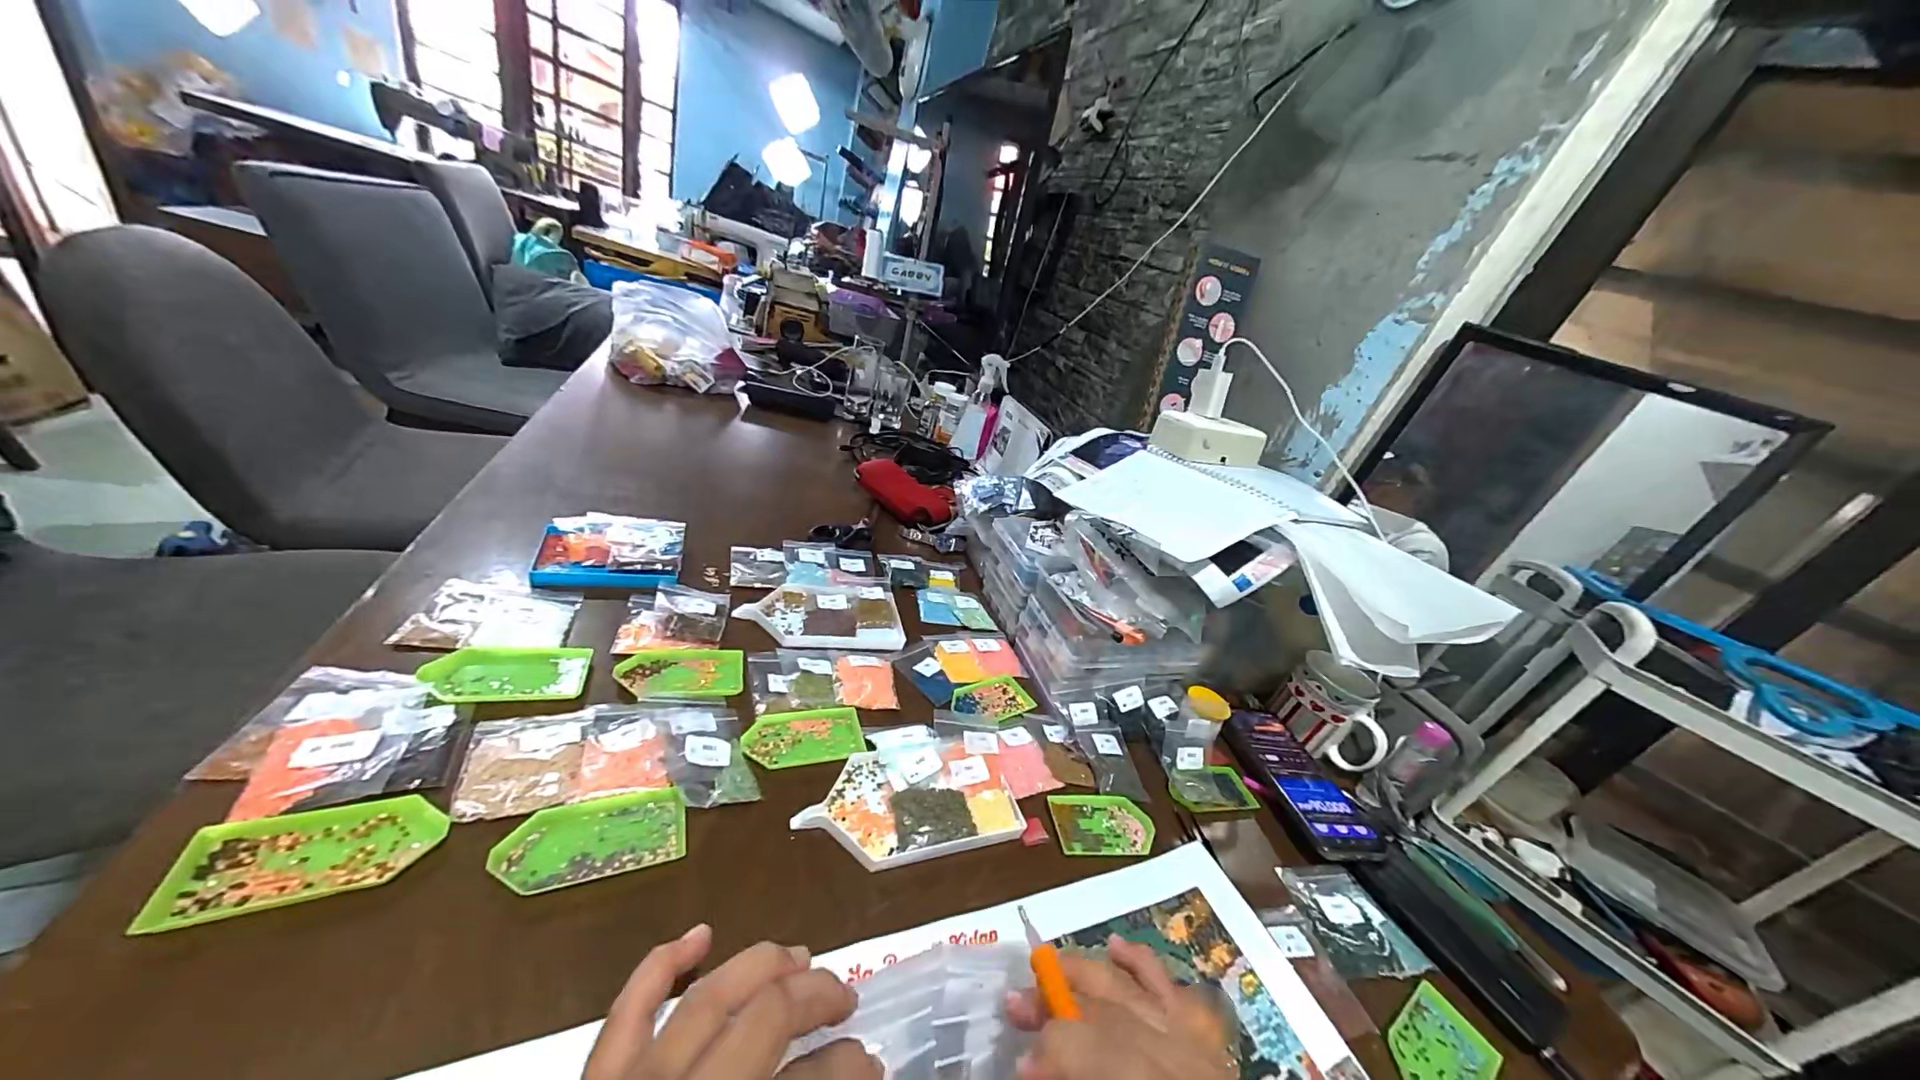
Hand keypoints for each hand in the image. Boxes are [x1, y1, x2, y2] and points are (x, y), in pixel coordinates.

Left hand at [584, 924, 878, 1079]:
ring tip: (799, 955)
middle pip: (762, 1016)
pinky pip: (627, 1012)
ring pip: (707, 998)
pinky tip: (699, 935)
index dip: (845, 1061)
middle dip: (814, 995)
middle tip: (843, 996)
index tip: (870, 1060)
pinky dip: (661, 966)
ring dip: (760, 966)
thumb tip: (858, 1069)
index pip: (803, 1078)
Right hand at [1005, 935, 1236, 1079]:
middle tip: (1016, 1009)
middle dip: (1055, 1002)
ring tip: (1048, 970)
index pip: (1085, 1043)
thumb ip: (1076, 1075)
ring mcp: (1197, 1046)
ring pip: (1134, 991)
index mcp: (1144, 1079)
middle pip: (1106, 1010)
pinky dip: (1143, 965)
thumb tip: (1032, 1065)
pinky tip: (1116, 947)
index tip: (1020, 1066)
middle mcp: (1176, 1059)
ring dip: (1086, 974)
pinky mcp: (1209, 1042)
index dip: (1048, 1048)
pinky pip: (1175, 991)